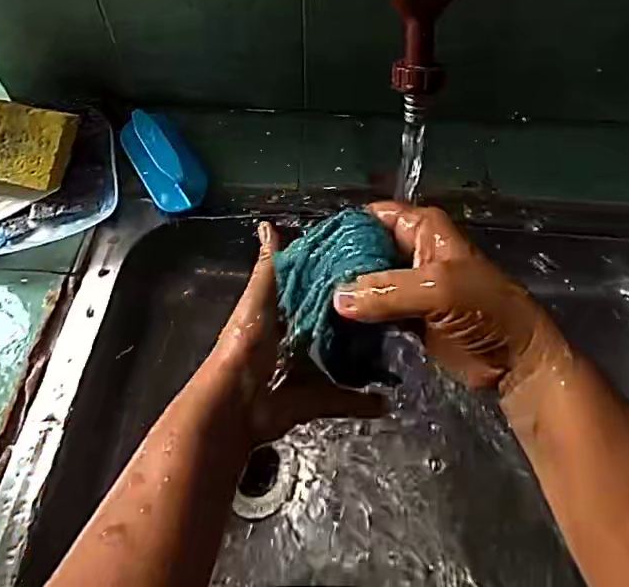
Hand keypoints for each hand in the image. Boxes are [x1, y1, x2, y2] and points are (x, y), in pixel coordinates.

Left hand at [210, 221, 385, 444]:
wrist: (234, 403)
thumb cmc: (246, 342)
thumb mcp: (259, 297)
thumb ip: (269, 266)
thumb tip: (267, 225)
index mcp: (278, 311)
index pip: (308, 290)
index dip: (332, 280)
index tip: (364, 269)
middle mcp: (290, 339)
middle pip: (325, 325)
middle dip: (352, 321)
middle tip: (386, 311)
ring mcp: (300, 371)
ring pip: (336, 362)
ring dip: (360, 361)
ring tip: (394, 352)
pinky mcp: (309, 400)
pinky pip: (338, 399)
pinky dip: (360, 402)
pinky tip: (386, 400)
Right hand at [333, 201, 564, 396]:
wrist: (515, 360)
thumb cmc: (484, 310)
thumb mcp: (437, 290)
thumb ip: (387, 291)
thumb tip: (337, 297)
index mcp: (422, 229)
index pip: (372, 217)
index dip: (345, 230)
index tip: (314, 249)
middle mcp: (412, 250)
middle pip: (365, 247)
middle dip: (339, 262)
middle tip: (306, 279)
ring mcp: (409, 284)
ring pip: (367, 280)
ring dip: (345, 291)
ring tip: (310, 300)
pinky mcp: (407, 315)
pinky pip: (374, 308)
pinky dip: (357, 315)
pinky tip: (330, 321)